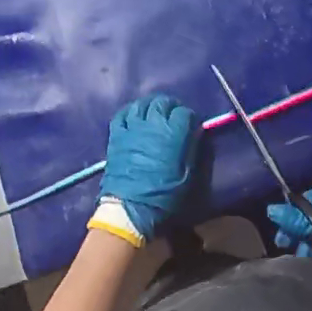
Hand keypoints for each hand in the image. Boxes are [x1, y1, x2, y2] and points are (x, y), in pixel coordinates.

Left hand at [92, 93, 202, 245]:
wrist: (131, 208)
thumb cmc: (164, 195)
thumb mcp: (188, 175)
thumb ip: (192, 150)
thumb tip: (194, 133)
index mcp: (174, 134)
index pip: (184, 113)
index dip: (189, 117)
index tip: (190, 125)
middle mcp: (153, 124)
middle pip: (162, 102)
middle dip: (170, 107)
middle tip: (172, 116)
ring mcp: (132, 128)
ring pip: (141, 104)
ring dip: (150, 106)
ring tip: (154, 113)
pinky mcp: (117, 135)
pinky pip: (122, 115)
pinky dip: (129, 112)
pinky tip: (134, 117)